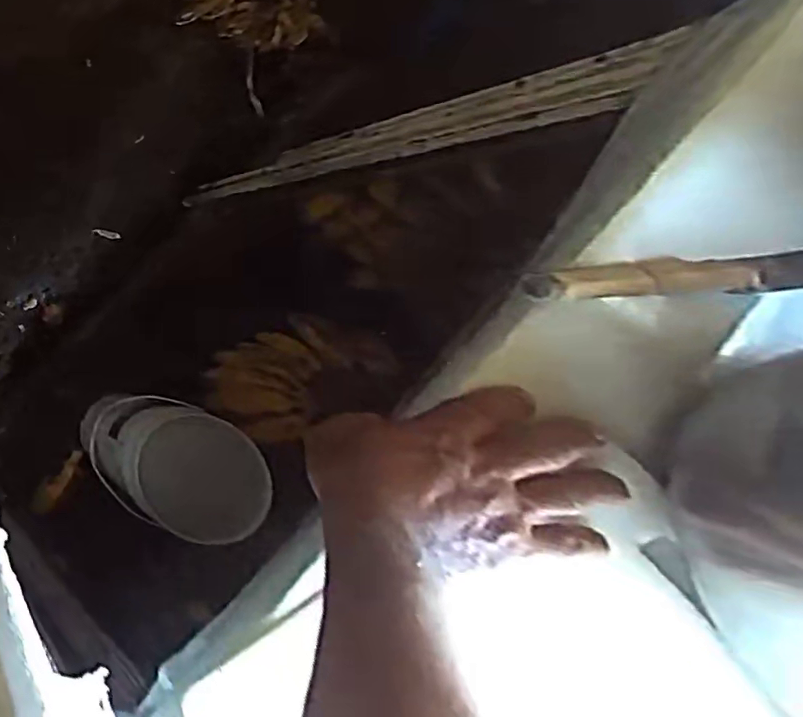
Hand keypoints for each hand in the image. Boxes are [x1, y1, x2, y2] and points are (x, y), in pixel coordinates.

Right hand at [306, 386, 630, 575]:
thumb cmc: (353, 487)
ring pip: (573, 492)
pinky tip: (595, 539)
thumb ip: (363, 424)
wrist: (381, 551)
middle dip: (575, 438)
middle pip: (550, 446)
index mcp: (447, 434)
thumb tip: (372, 423)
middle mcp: (491, 466)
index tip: (518, 399)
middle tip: (591, 435)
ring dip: (596, 487)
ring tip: (612, 484)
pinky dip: (585, 540)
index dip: (510, 399)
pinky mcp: (519, 548)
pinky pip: (567, 544)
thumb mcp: (338, 436)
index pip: (494, 406)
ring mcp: (511, 509)